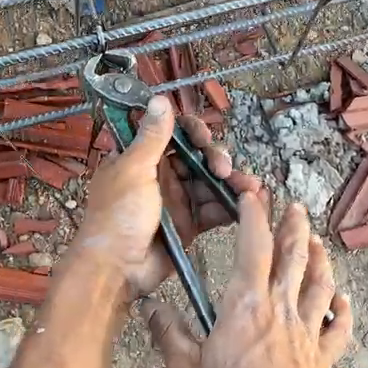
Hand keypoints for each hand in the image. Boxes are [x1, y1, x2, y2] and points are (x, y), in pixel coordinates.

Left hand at [67, 95, 259, 300]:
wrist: (116, 269)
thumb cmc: (117, 215)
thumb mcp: (133, 170)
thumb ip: (152, 137)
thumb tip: (159, 99)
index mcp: (142, 157)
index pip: (174, 134)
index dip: (193, 133)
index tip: (204, 140)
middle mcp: (161, 175)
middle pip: (197, 157)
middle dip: (216, 159)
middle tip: (224, 169)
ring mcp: (176, 201)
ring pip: (210, 183)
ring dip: (231, 182)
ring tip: (251, 188)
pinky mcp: (188, 225)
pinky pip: (214, 210)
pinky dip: (231, 207)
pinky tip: (248, 205)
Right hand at [142, 197, 352, 367]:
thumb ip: (168, 336)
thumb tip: (151, 309)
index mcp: (246, 305)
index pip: (253, 245)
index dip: (254, 215)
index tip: (252, 194)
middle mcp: (281, 309)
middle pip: (294, 255)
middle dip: (294, 226)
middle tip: (295, 205)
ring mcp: (308, 334)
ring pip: (320, 283)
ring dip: (320, 258)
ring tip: (318, 240)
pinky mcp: (323, 360)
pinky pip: (339, 327)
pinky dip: (344, 310)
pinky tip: (344, 300)